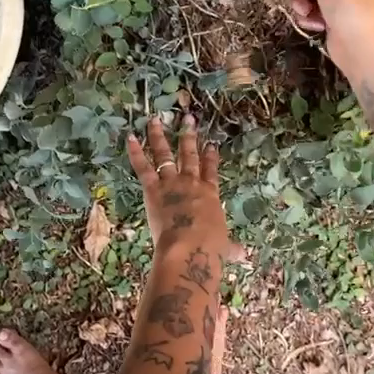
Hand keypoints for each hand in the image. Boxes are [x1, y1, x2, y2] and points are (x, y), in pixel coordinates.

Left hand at [124, 115, 227, 249]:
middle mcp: (191, 182)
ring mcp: (172, 183)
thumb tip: (243, 255)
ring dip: (159, 136)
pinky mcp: (153, 189)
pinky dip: (135, 152)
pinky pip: (143, 167)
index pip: (211, 171)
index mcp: (210, 194)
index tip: (211, 144)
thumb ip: (231, 247)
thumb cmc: (209, 248)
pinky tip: (130, 137)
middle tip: (188, 118)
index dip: (211, 157)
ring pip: (165, 154)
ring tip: (155, 119)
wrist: (189, 247)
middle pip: (189, 155)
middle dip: (189, 136)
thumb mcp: (224, 246)